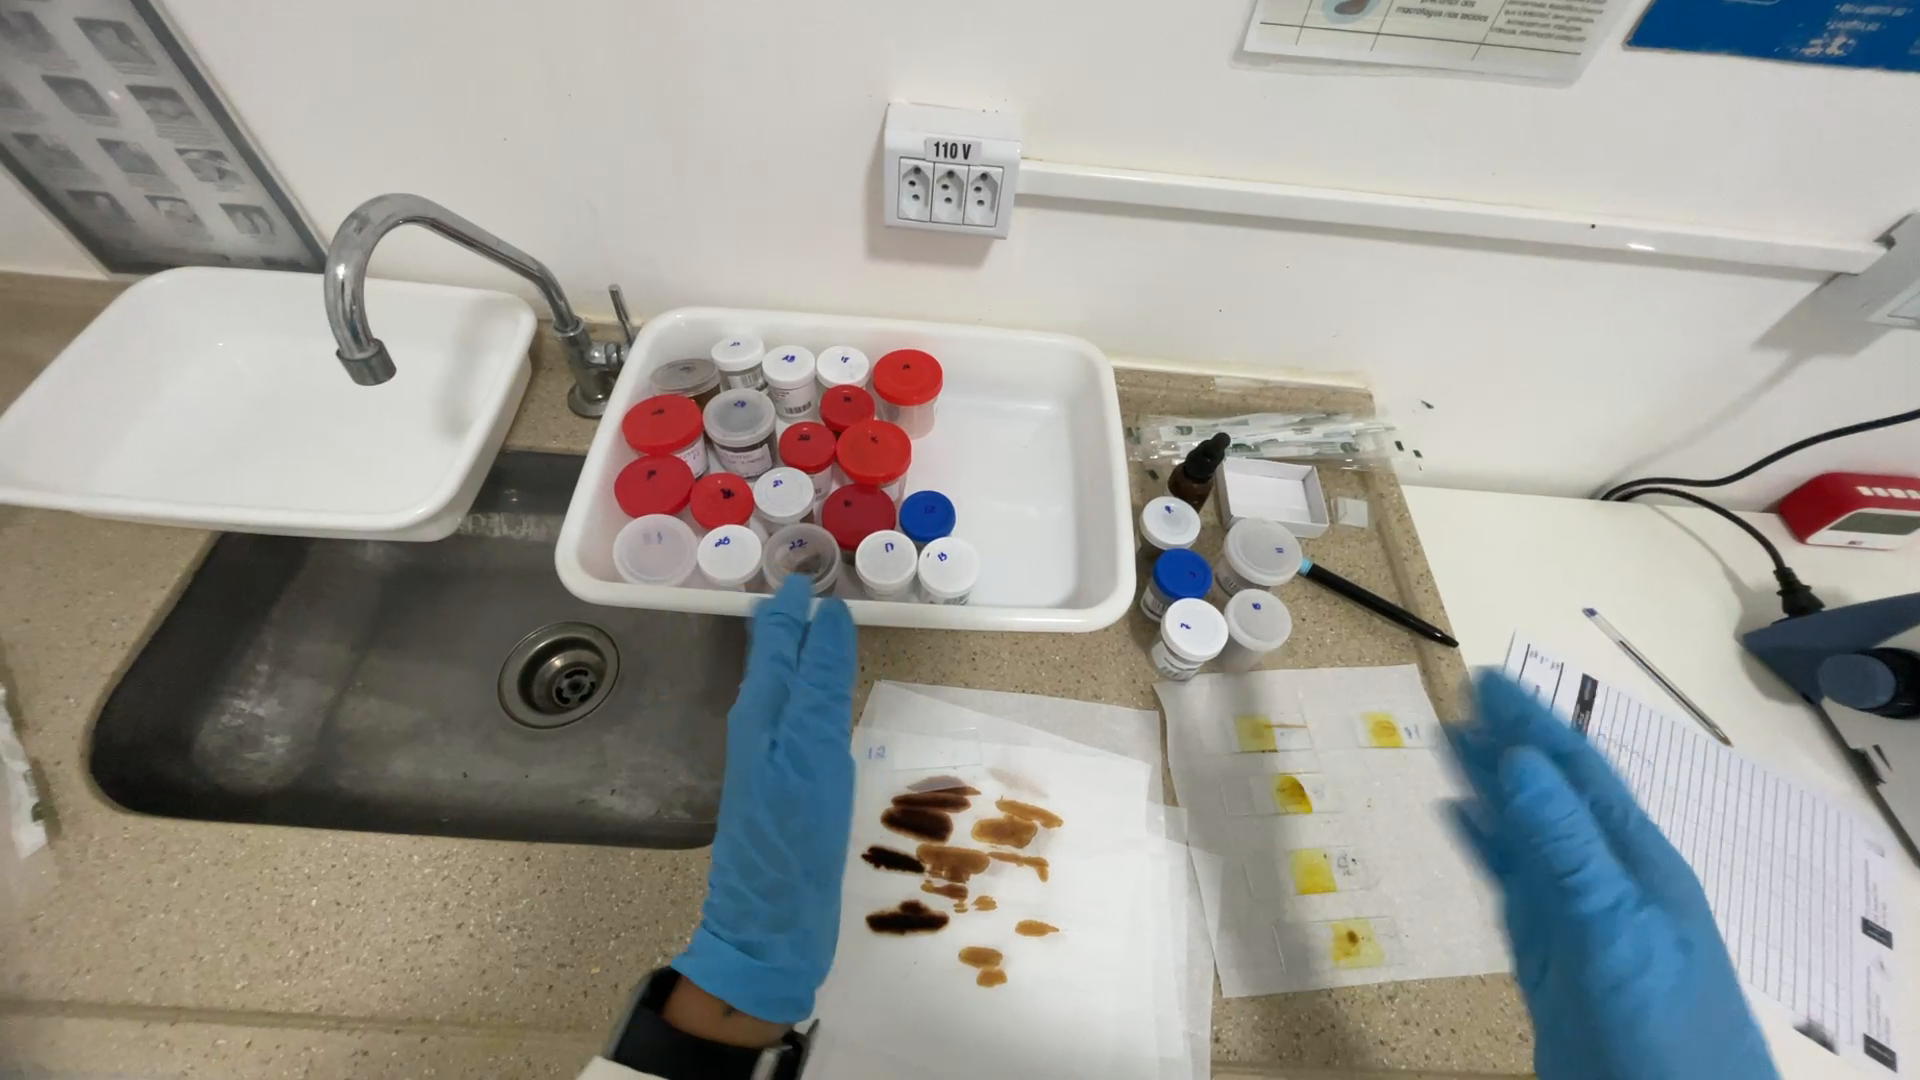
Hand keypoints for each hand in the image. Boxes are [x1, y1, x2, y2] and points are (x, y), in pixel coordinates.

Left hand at [673, 573, 857, 1028]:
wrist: (769, 925)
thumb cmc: (792, 832)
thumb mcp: (810, 747)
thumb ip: (819, 680)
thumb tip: (829, 614)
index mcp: (761, 707)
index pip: (777, 635)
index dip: (792, 600)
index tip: (810, 562)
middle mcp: (761, 722)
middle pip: (777, 654)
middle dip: (794, 617)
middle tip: (821, 581)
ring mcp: (774, 755)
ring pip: (788, 683)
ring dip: (804, 649)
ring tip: (829, 624)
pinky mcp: (791, 783)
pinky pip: (803, 716)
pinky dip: (817, 689)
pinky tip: (831, 693)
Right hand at [1445, 671, 1777, 1079]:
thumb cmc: (1658, 1021)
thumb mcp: (1614, 923)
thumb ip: (1565, 843)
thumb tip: (1520, 759)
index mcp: (1631, 858)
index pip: (1576, 770)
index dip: (1533, 721)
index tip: (1487, 681)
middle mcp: (1600, 870)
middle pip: (1544, 789)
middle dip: (1506, 740)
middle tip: (1460, 697)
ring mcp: (1570, 903)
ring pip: (1520, 825)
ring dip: (1486, 781)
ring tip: (1448, 740)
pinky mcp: (1542, 935)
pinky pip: (1506, 871)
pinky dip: (1480, 839)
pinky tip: (1456, 816)